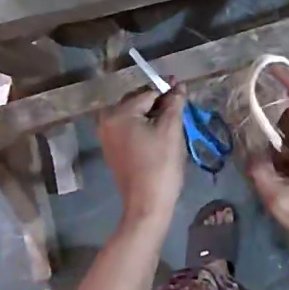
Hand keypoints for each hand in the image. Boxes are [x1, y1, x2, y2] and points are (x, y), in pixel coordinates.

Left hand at [97, 84, 186, 231]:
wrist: (147, 204)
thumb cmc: (160, 165)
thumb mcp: (170, 130)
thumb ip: (173, 103)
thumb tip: (178, 85)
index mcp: (118, 113)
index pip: (147, 93)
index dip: (167, 90)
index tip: (182, 86)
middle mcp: (106, 120)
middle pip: (137, 101)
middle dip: (158, 101)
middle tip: (179, 102)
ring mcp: (106, 135)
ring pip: (133, 115)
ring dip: (151, 114)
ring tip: (172, 117)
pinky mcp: (111, 148)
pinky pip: (128, 128)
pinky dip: (143, 126)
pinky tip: (159, 132)